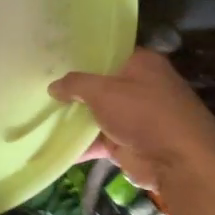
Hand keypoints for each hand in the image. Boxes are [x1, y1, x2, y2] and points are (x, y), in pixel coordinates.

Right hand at [48, 49, 214, 191]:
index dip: (82, 56)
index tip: (54, 60)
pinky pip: (95, 139)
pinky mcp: (126, 142)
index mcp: (141, 65)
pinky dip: (77, 143)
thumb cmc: (143, 114)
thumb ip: (75, 84)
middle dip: (72, 89)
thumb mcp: (103, 91)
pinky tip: (49, 143)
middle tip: (39, 85)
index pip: (108, 54)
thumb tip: (53, 86)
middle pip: (98, 85)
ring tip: (38, 113)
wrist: (176, 161)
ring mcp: (132, 116)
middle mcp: (138, 87)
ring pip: (94, 113)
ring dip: (72, 118)